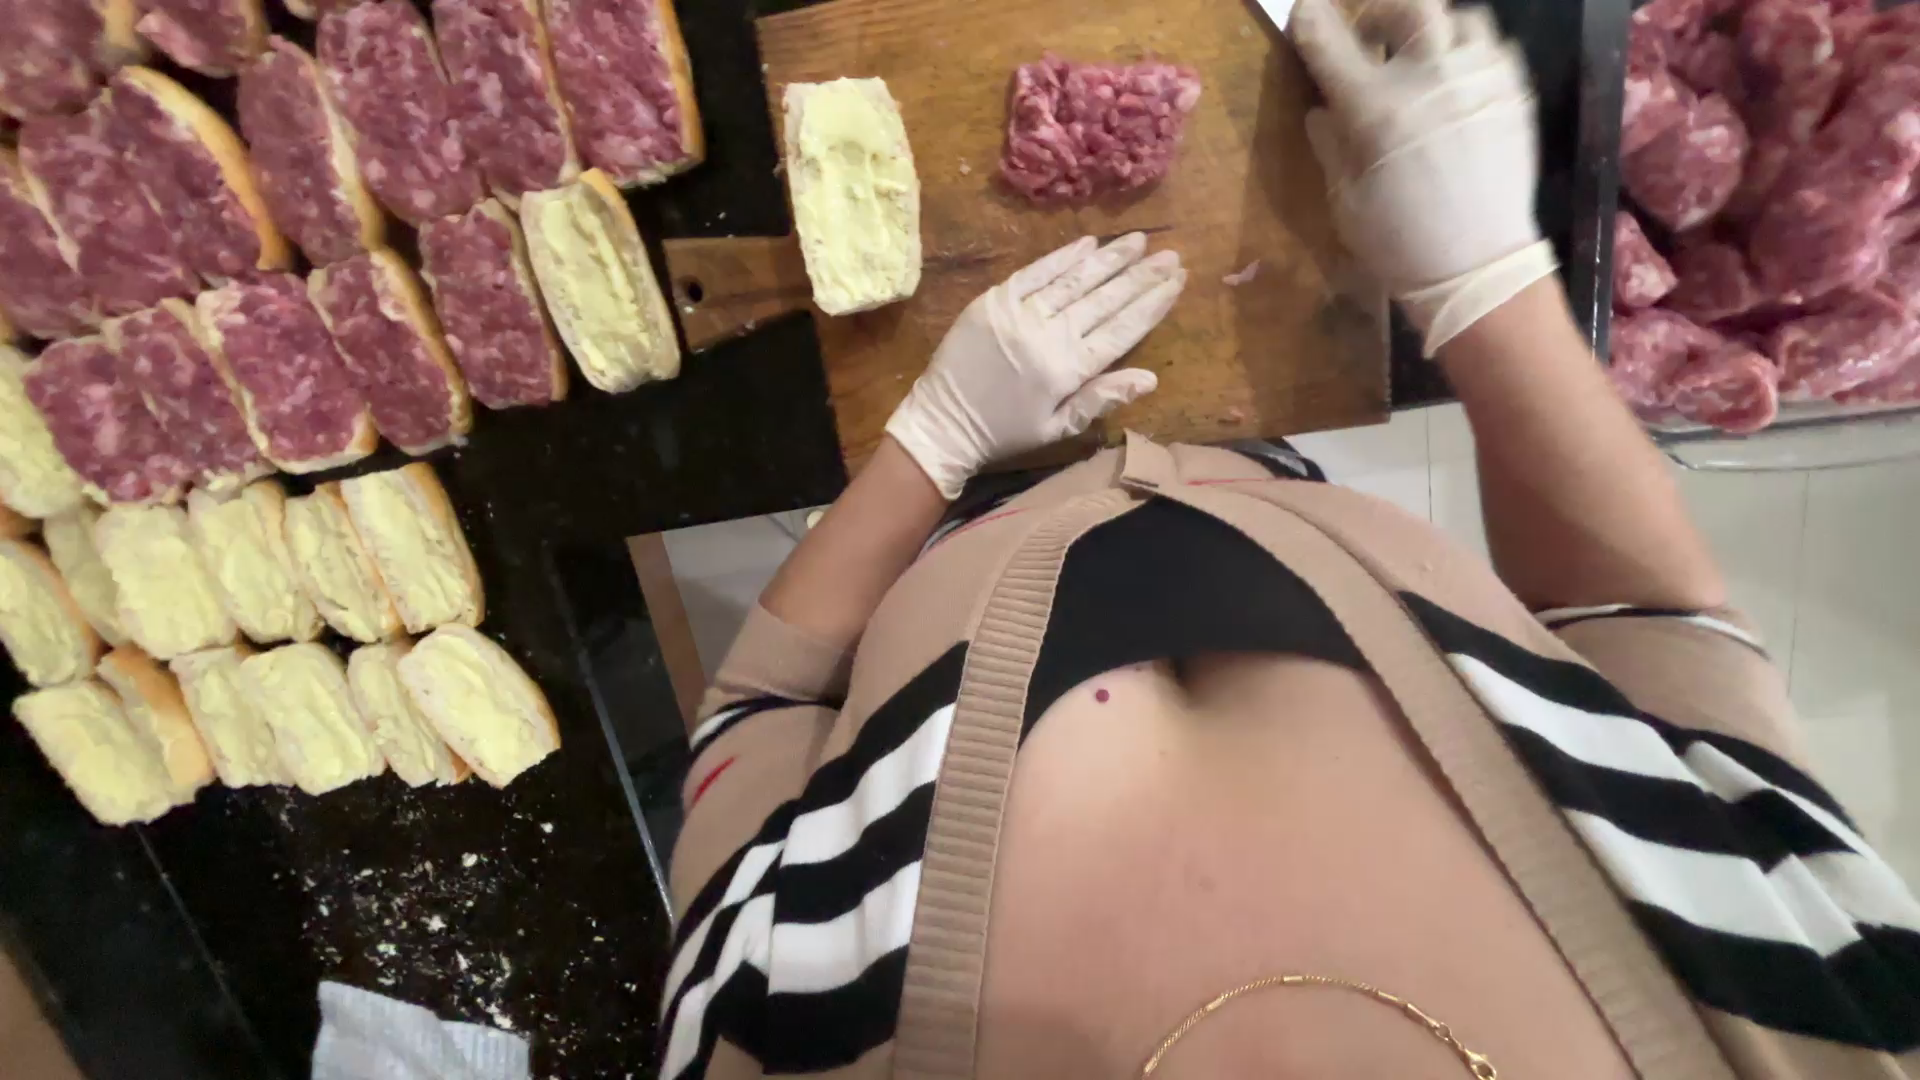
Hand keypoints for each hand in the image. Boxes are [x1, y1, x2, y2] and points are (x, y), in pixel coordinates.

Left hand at [885, 233, 1185, 498]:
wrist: (943, 423)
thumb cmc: (1004, 432)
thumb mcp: (1056, 429)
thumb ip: (1101, 400)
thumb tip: (1151, 378)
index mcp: (1068, 369)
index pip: (1121, 329)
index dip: (1152, 303)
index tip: (1177, 280)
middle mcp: (1048, 334)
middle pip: (1104, 299)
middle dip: (1140, 275)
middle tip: (1170, 255)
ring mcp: (1019, 312)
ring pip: (1075, 279)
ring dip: (1109, 259)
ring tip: (1139, 241)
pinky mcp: (994, 300)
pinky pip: (1035, 272)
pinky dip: (1063, 257)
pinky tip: (1089, 243)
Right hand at [1290, 0, 1557, 353]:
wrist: (1474, 264)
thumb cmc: (1395, 241)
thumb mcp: (1346, 199)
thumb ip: (1332, 145)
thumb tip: (1322, 109)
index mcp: (1376, 109)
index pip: (1332, 46)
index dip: (1312, 24)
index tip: (1303, 11)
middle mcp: (1431, 75)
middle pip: (1407, 6)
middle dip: (1379, 15)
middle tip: (1369, 37)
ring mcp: (1481, 75)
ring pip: (1456, 18)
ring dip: (1428, 29)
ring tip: (1418, 58)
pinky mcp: (1514, 86)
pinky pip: (1489, 44)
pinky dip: (1464, 51)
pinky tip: (1453, 82)